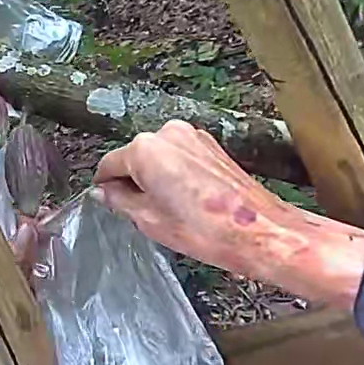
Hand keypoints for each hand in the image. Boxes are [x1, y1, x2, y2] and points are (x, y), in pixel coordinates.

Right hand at [92, 121, 363, 307]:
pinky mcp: (210, 145)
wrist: (258, 231)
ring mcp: (192, 137)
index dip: (105, 186)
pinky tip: (186, 201)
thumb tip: (104, 192)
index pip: (109, 163)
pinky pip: (179, 157)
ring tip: (168, 210)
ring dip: (155, 177)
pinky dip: (175, 174)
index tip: (106, 198)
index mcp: (145, 149)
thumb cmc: (208, 230)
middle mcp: (168, 134)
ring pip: (157, 156)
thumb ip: (119, 200)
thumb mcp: (148, 220)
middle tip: (139, 212)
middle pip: (133, 156)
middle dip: (132, 180)